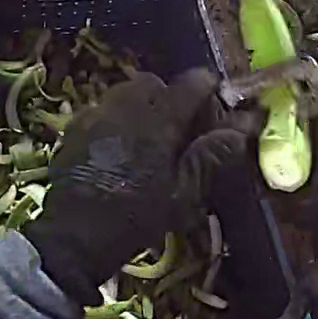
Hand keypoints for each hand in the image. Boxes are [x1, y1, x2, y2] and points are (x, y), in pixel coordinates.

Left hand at [25, 69, 247, 306]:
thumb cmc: (136, 217)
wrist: (74, 235)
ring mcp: (96, 112)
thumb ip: (210, 155)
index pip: (191, 83)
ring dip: (144, 107)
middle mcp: (126, 105)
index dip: (209, 90)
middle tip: (180, 130)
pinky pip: (104, 109)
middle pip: (156, 84)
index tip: (216, 109)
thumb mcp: (182, 194)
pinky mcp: (75, 125)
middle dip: (172, 99)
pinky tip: (120, 147)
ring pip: (127, 93)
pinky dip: (118, 118)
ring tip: (149, 139)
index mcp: (158, 120)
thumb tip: (243, 126)